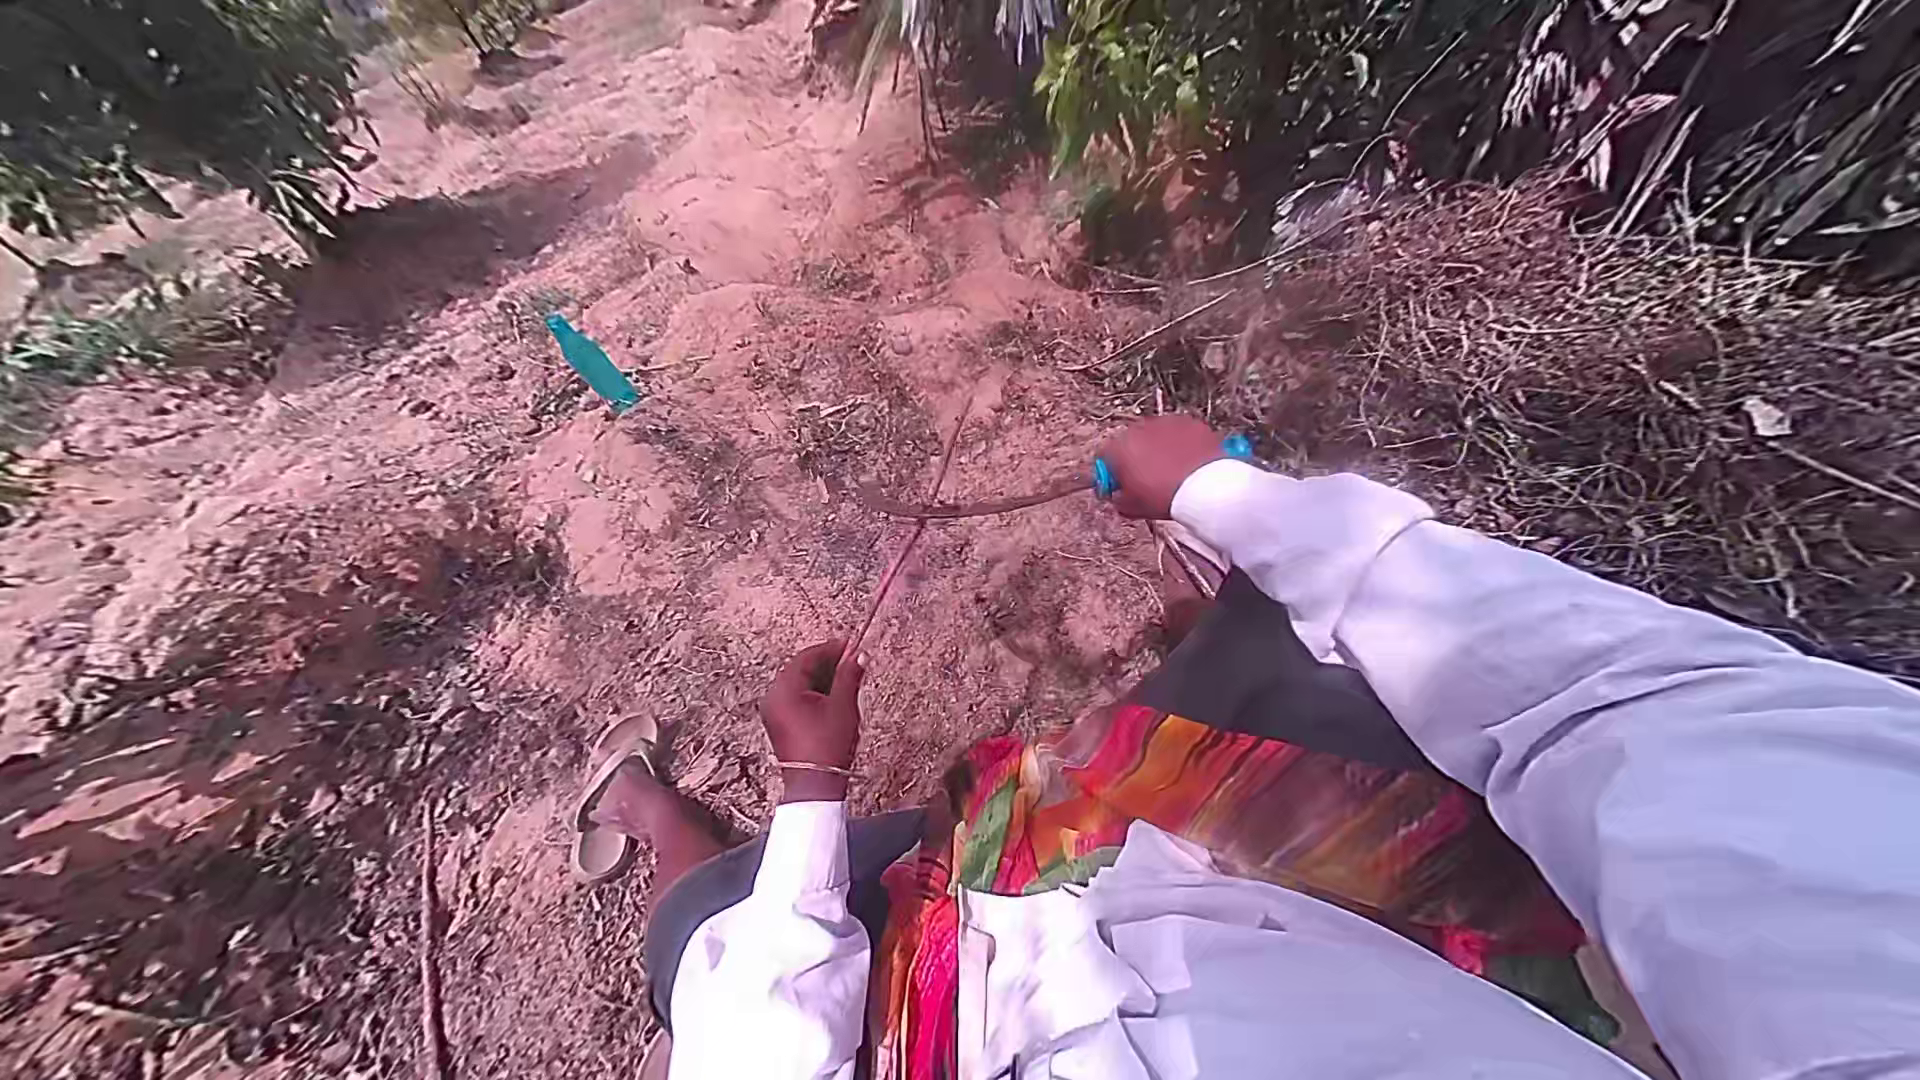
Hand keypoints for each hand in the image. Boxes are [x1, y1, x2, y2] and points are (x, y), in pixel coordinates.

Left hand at [762, 639, 865, 801]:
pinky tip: (834, 695)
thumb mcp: (843, 705)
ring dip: (822, 677)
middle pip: (801, 669)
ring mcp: (775, 713)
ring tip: (847, 677)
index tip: (850, 645)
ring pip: (800, 684)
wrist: (815, 786)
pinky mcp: (781, 725)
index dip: (830, 649)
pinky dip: (815, 692)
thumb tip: (858, 655)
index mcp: (784, 690)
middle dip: (827, 662)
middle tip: (851, 659)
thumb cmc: (827, 746)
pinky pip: (797, 698)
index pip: (806, 657)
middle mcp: (774, 698)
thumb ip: (849, 675)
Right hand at [1096, 414, 1229, 518]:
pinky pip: (1179, 432)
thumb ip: (1117, 498)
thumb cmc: (1164, 498)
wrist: (1206, 488)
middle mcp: (1138, 429)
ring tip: (1171, 468)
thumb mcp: (1131, 507)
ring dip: (1158, 447)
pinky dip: (1181, 442)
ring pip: (1155, 435)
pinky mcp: (1189, 422)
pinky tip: (1188, 461)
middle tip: (1146, 476)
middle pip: (1130, 442)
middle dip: (1135, 456)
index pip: (1104, 455)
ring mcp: (1165, 423)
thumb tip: (1117, 496)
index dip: (1111, 471)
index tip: (1119, 484)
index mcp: (1118, 448)